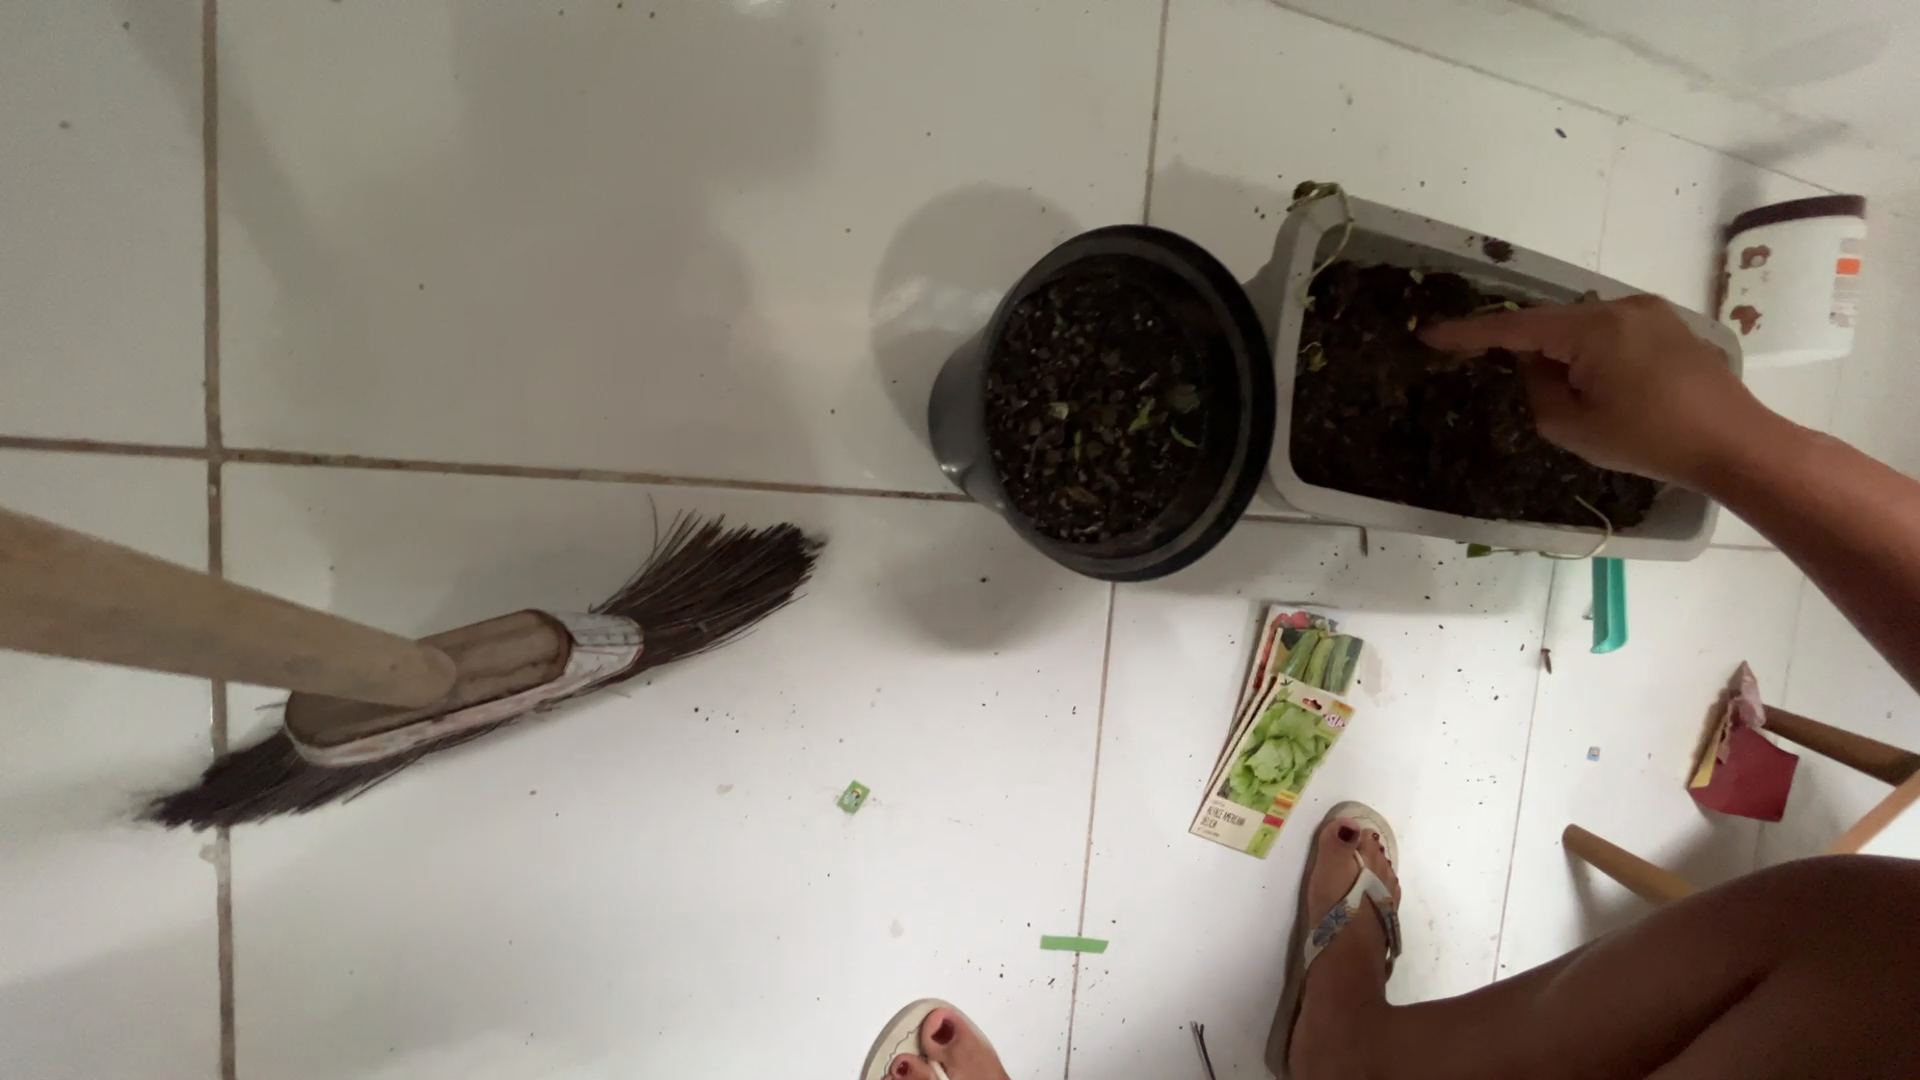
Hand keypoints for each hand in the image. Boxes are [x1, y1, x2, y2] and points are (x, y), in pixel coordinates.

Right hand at [1421, 294, 1763, 485]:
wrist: (1734, 444)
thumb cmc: (1645, 439)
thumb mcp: (1567, 423)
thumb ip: (1535, 386)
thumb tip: (1530, 364)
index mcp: (1593, 329)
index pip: (1513, 327)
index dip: (1467, 332)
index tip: (1429, 334)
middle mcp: (1621, 308)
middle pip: (1545, 321)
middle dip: (1510, 341)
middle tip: (1474, 361)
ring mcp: (1648, 315)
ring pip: (1575, 326)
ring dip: (1547, 347)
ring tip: (1529, 378)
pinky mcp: (1666, 328)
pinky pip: (1602, 331)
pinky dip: (1577, 348)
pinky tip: (1572, 374)